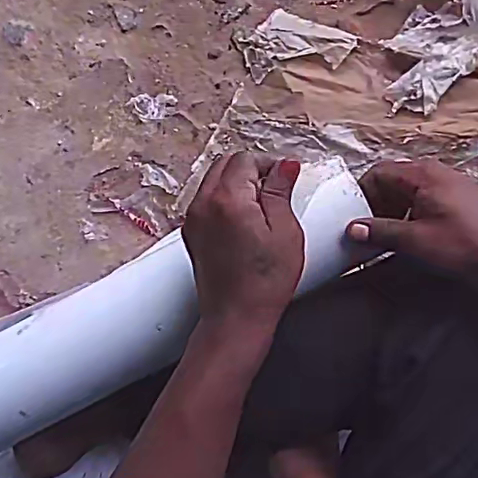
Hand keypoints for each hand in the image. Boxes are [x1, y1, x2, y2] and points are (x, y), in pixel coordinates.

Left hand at [184, 154, 305, 330]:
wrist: (236, 318)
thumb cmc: (264, 283)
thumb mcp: (285, 231)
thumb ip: (281, 191)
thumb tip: (285, 166)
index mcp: (227, 199)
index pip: (245, 159)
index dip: (269, 164)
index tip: (284, 179)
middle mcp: (203, 204)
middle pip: (225, 164)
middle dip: (251, 170)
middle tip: (275, 190)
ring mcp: (194, 219)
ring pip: (213, 180)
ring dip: (236, 183)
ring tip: (261, 208)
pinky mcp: (192, 234)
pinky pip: (206, 201)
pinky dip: (224, 200)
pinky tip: (245, 222)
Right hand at [348, 160, 477, 292]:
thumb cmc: (463, 245)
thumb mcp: (414, 240)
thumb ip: (380, 232)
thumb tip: (353, 229)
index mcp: (423, 174)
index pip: (379, 172)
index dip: (363, 194)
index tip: (357, 217)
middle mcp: (437, 172)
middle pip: (394, 180)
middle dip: (378, 203)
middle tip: (371, 230)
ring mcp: (452, 184)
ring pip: (410, 191)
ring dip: (394, 210)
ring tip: (391, 236)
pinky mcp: (462, 199)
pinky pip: (427, 199)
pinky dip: (413, 213)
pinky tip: (415, 236)